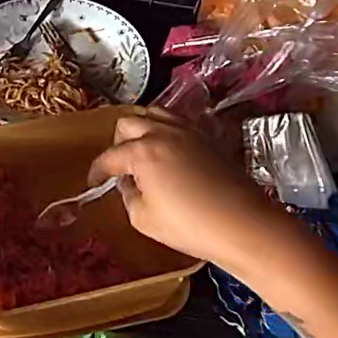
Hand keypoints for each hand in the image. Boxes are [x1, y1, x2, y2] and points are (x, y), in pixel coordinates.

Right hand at [87, 109, 321, 283]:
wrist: (242, 222)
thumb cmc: (190, 225)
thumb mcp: (144, 219)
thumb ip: (129, 196)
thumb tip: (129, 184)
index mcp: (142, 151)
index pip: (108, 156)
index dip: (96, 171)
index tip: (94, 183)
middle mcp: (163, 131)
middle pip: (128, 123)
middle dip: (118, 142)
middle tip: (120, 166)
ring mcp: (189, 129)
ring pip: (155, 113)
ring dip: (144, 128)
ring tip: (144, 152)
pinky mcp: (210, 135)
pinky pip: (181, 121)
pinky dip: (169, 129)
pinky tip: (172, 148)